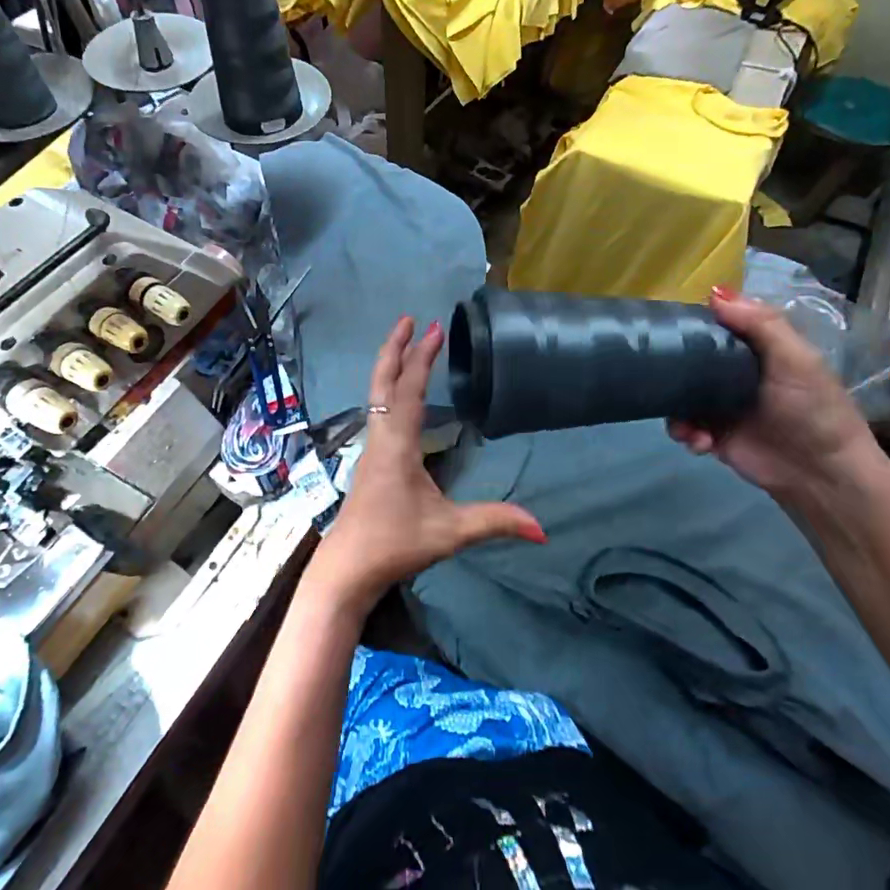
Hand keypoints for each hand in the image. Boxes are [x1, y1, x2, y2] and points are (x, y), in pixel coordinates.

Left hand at [305, 317, 543, 611]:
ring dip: (391, 367)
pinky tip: (401, 397)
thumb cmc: (393, 544)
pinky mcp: (370, 461)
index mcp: (397, 445)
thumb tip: (542, 529)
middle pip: (383, 383)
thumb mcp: (449, 533)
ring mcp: (371, 449)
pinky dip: (390, 390)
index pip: (410, 390)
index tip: (435, 328)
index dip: (422, 358)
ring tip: (407, 346)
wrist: (347, 568)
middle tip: (412, 320)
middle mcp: (380, 438)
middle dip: (396, 349)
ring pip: (377, 396)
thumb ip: (494, 523)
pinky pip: (379, 412)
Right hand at [667, 287, 875, 494]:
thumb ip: (760, 324)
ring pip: (679, 395)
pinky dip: (685, 433)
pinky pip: (684, 427)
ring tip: (687, 424)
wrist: (821, 473)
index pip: (717, 326)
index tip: (666, 323)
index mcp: (756, 349)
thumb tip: (713, 293)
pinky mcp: (712, 435)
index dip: (693, 323)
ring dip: (675, 408)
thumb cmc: (813, 409)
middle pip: (690, 360)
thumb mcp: (795, 359)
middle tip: (660, 376)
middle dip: (672, 370)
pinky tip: (700, 442)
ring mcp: (721, 405)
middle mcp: (733, 373)